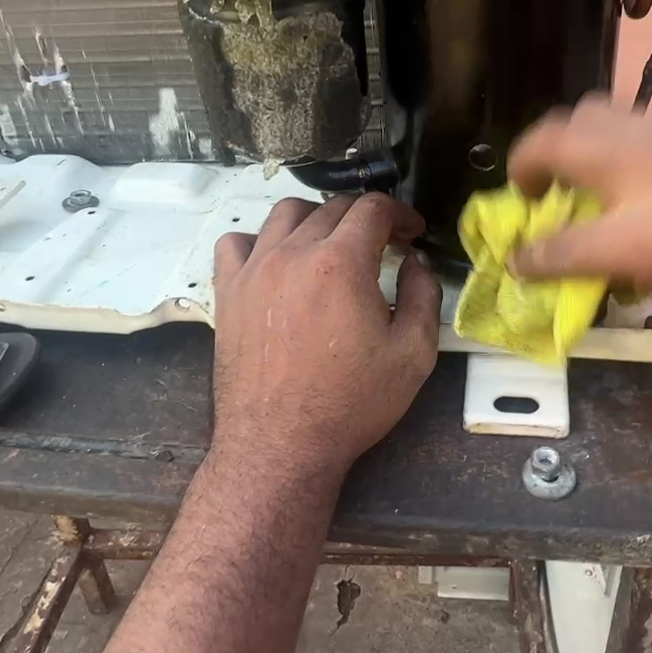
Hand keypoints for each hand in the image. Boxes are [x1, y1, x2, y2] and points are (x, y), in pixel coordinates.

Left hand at [210, 194, 441, 482]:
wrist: (281, 445)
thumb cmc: (351, 403)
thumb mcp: (413, 355)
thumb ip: (423, 296)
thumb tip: (416, 261)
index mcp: (341, 263)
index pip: (373, 208)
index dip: (400, 213)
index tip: (412, 232)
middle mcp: (293, 253)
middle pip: (332, 207)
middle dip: (365, 217)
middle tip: (383, 243)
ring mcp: (254, 270)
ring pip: (285, 213)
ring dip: (316, 217)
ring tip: (331, 243)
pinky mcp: (228, 292)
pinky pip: (236, 242)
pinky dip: (260, 239)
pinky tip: (276, 260)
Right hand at [507, 97, 651, 339]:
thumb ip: (634, 273)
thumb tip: (607, 259)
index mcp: (642, 235)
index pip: (558, 243)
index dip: (529, 256)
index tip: (519, 259)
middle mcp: (649, 170)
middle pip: (558, 138)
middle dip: (528, 159)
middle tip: (532, 184)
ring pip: (601, 111)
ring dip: (578, 141)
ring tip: (587, 169)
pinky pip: (651, 123)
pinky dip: (633, 144)